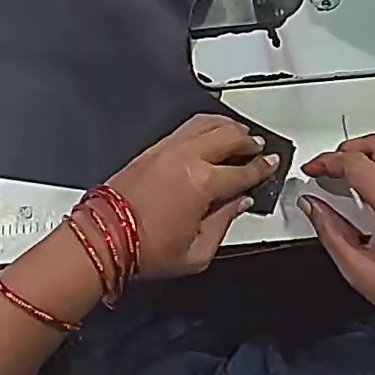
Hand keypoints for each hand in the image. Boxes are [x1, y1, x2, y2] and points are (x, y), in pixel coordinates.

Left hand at [102, 115, 280, 279]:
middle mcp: (185, 158)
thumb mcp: (197, 252)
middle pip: (229, 136)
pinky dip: (203, 127)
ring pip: (205, 123)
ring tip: (238, 134)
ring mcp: (166, 149)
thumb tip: (237, 205)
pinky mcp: (150, 150)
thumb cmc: (143, 249)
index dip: (263, 167)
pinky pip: (184, 128)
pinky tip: (208, 134)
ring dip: (227, 126)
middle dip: (249, 140)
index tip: (271, 164)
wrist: (103, 238)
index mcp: (202, 183)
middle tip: (258, 147)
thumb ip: (224, 223)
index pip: (243, 170)